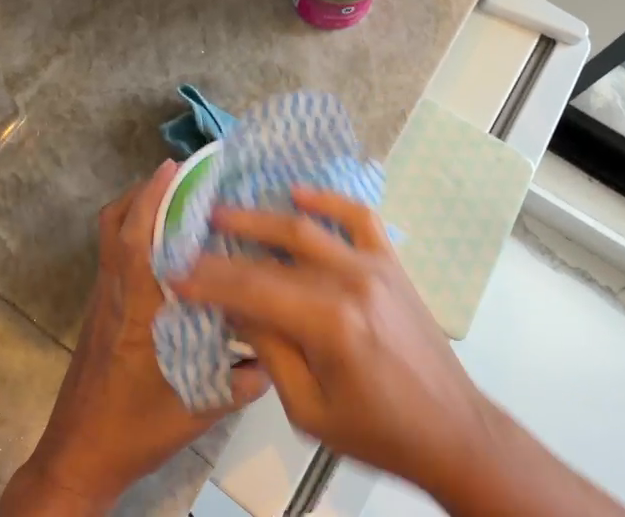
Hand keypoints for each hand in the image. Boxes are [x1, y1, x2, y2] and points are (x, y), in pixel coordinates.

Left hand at [0, 160, 269, 515]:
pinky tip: (169, 249)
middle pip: (114, 225)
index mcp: (136, 312)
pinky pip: (113, 257)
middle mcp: (114, 296)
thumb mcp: (195, 413)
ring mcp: (101, 303)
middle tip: (183, 177)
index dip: (152, 199)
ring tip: (178, 202)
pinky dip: (135, 235)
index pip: (137, 241)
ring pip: (110, 238)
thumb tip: (277, 352)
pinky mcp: (99, 313)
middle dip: (144, 191)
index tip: (176, 168)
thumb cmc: (132, 432)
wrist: (76, 458)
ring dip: (138, 210)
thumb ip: (240, 382)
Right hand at [170, 188, 493, 491]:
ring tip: (226, 211)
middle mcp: (352, 283)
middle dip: (228, 245)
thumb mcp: (308, 408)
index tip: (176, 272)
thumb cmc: (376, 430)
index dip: (210, 281)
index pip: (254, 291)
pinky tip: (299, 193)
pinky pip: (360, 218)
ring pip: (311, 229)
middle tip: (192, 237)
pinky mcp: (392, 264)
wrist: (449, 428)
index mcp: (330, 324)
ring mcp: (376, 266)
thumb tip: (234, 308)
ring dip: (265, 217)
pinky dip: (329, 200)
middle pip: (277, 254)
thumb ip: (270, 350)